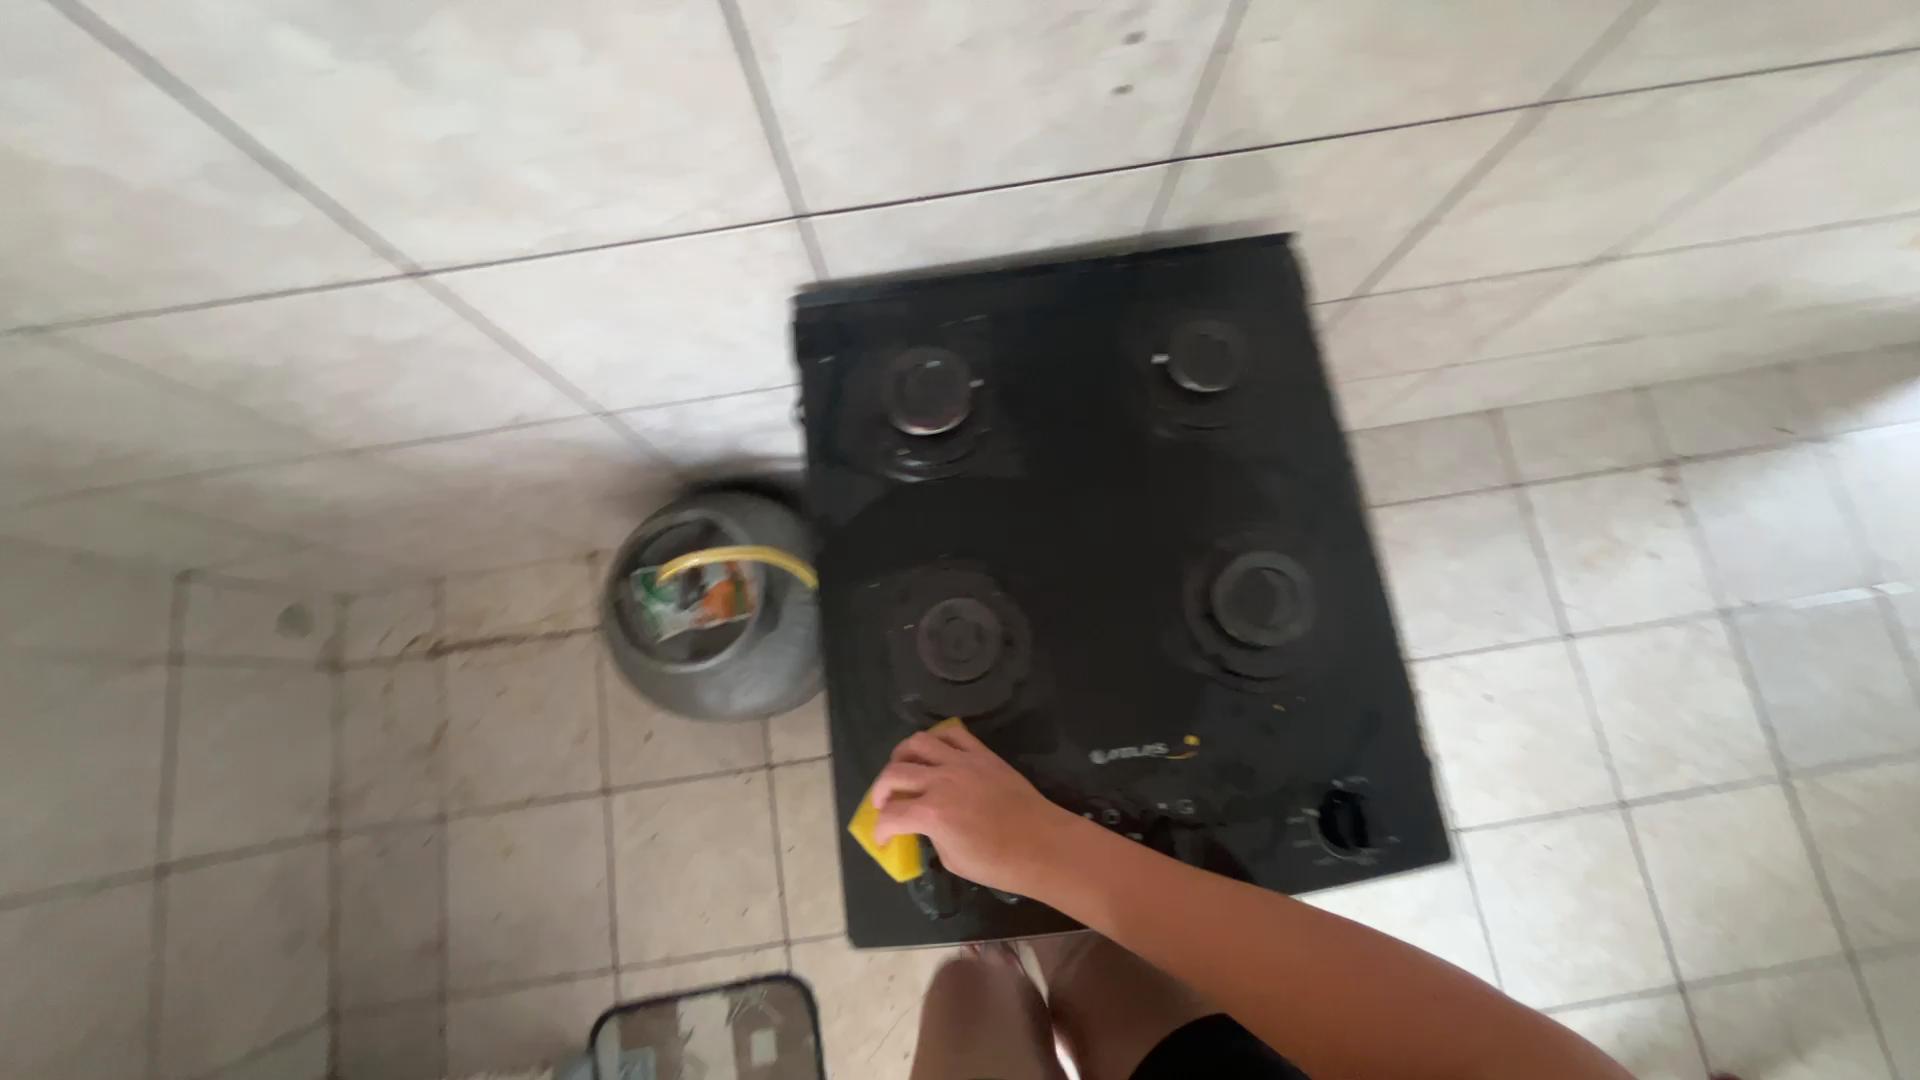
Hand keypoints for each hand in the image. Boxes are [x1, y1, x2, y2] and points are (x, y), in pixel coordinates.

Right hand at [868, 722, 1084, 894]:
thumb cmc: (998, 863)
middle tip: (884, 805)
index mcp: (931, 813)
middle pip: (893, 773)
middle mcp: (940, 780)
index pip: (889, 815)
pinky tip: (934, 754)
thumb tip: (924, 826)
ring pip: (917, 743)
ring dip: (902, 757)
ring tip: (904, 770)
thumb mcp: (953, 860)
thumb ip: (931, 836)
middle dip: (880, 792)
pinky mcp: (981, 753)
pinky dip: (936, 740)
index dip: (880, 830)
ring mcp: (961, 762)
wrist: (1041, 844)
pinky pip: (952, 735)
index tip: (883, 838)